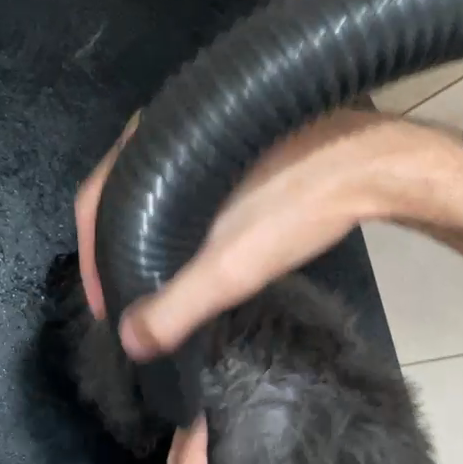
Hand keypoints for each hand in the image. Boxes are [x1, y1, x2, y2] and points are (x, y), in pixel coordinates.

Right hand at [76, 108, 459, 358]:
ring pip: (146, 184)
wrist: (373, 163)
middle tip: (122, 294)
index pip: (92, 202)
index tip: (104, 305)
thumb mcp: (233, 267)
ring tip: (148, 275)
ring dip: (140, 228)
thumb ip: (177, 307)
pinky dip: (170, 212)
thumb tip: (130, 341)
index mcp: (150, 143)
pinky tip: (185, 240)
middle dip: (110, 245)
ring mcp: (194, 122)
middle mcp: (163, 122)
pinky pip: (176, 177)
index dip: (89, 259)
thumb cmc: (295, 206)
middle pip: (113, 191)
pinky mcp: (222, 130)